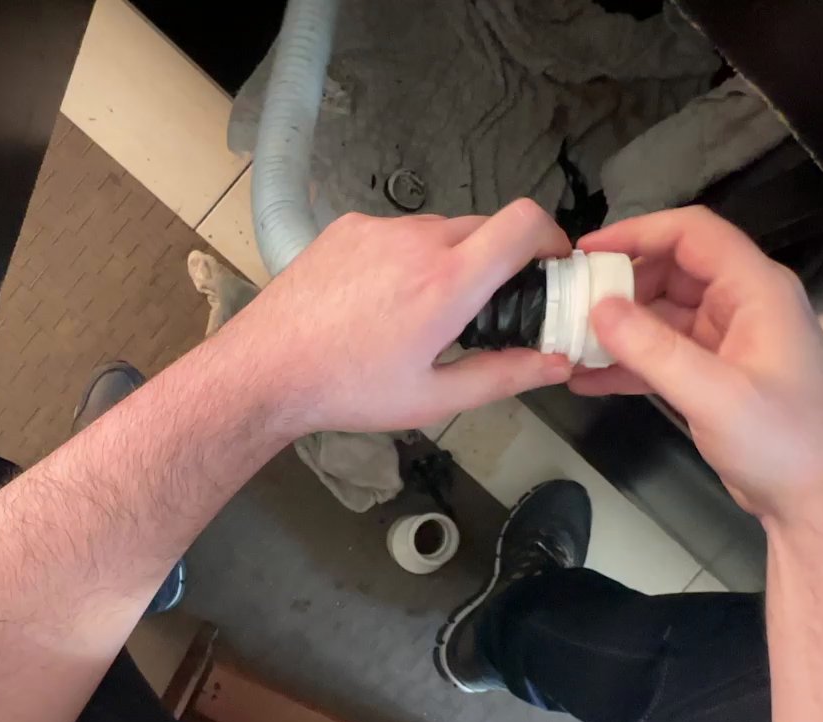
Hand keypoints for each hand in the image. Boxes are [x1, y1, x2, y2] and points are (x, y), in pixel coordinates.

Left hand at [208, 199, 575, 435]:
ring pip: (440, 229)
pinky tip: (381, 298)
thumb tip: (556, 363)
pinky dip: (408, 255)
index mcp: (448, 282)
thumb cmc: (348, 390)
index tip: (551, 265)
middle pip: (486, 227)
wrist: (266, 369)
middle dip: (498, 261)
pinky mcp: (347, 227)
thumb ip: (503, 376)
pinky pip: (397, 231)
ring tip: (421, 311)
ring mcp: (378, 227)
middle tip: (482, 308)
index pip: (525, 222)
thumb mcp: (432, 397)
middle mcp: (417, 239)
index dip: (551, 237)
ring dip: (450, 259)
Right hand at [570, 207, 822, 525]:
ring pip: (662, 318)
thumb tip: (599, 310)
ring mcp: (726, 345)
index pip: (693, 235)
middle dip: (620, 286)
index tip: (587, 250)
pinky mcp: (713, 379)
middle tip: (571, 304)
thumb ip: (654, 350)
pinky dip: (628, 365)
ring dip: (619, 330)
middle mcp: (741, 309)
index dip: (638, 232)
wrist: (818, 500)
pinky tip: (588, 378)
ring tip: (570, 342)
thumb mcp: (715, 393)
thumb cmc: (785, 443)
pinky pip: (662, 358)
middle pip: (672, 273)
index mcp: (756, 292)